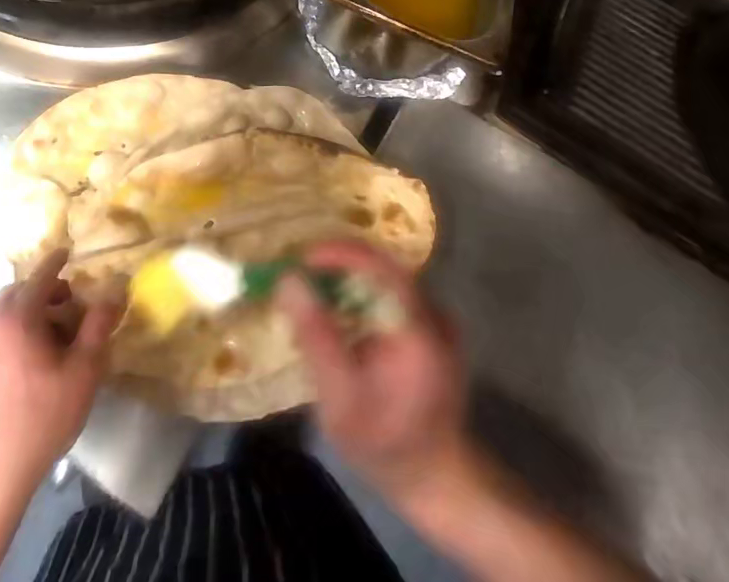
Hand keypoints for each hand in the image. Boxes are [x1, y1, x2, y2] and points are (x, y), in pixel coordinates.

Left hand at [0, 251, 123, 512]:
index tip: (66, 251)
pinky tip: (28, 378)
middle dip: (42, 293)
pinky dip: (12, 347)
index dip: (54, 262)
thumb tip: (115, 288)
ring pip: (0, 326)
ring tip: (54, 347)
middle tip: (69, 306)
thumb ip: (99, 324)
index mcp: (16, 321)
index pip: (37, 278)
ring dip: (27, 323)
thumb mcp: (84, 369)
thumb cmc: (41, 417)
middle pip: (13, 299)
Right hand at [276, 240, 474, 502]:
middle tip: (299, 273)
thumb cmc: (384, 443)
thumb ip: (317, 337)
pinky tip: (340, 318)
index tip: (303, 257)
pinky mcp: (433, 330)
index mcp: (419, 327)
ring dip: (350, 282)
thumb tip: (289, 282)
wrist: (435, 475)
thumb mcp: (340, 398)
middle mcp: (435, 313)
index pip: (383, 267)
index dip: (342, 253)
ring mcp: (438, 321)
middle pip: (385, 269)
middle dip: (339, 266)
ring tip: (313, 293)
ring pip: (388, 282)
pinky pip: (394, 299)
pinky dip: (364, 299)